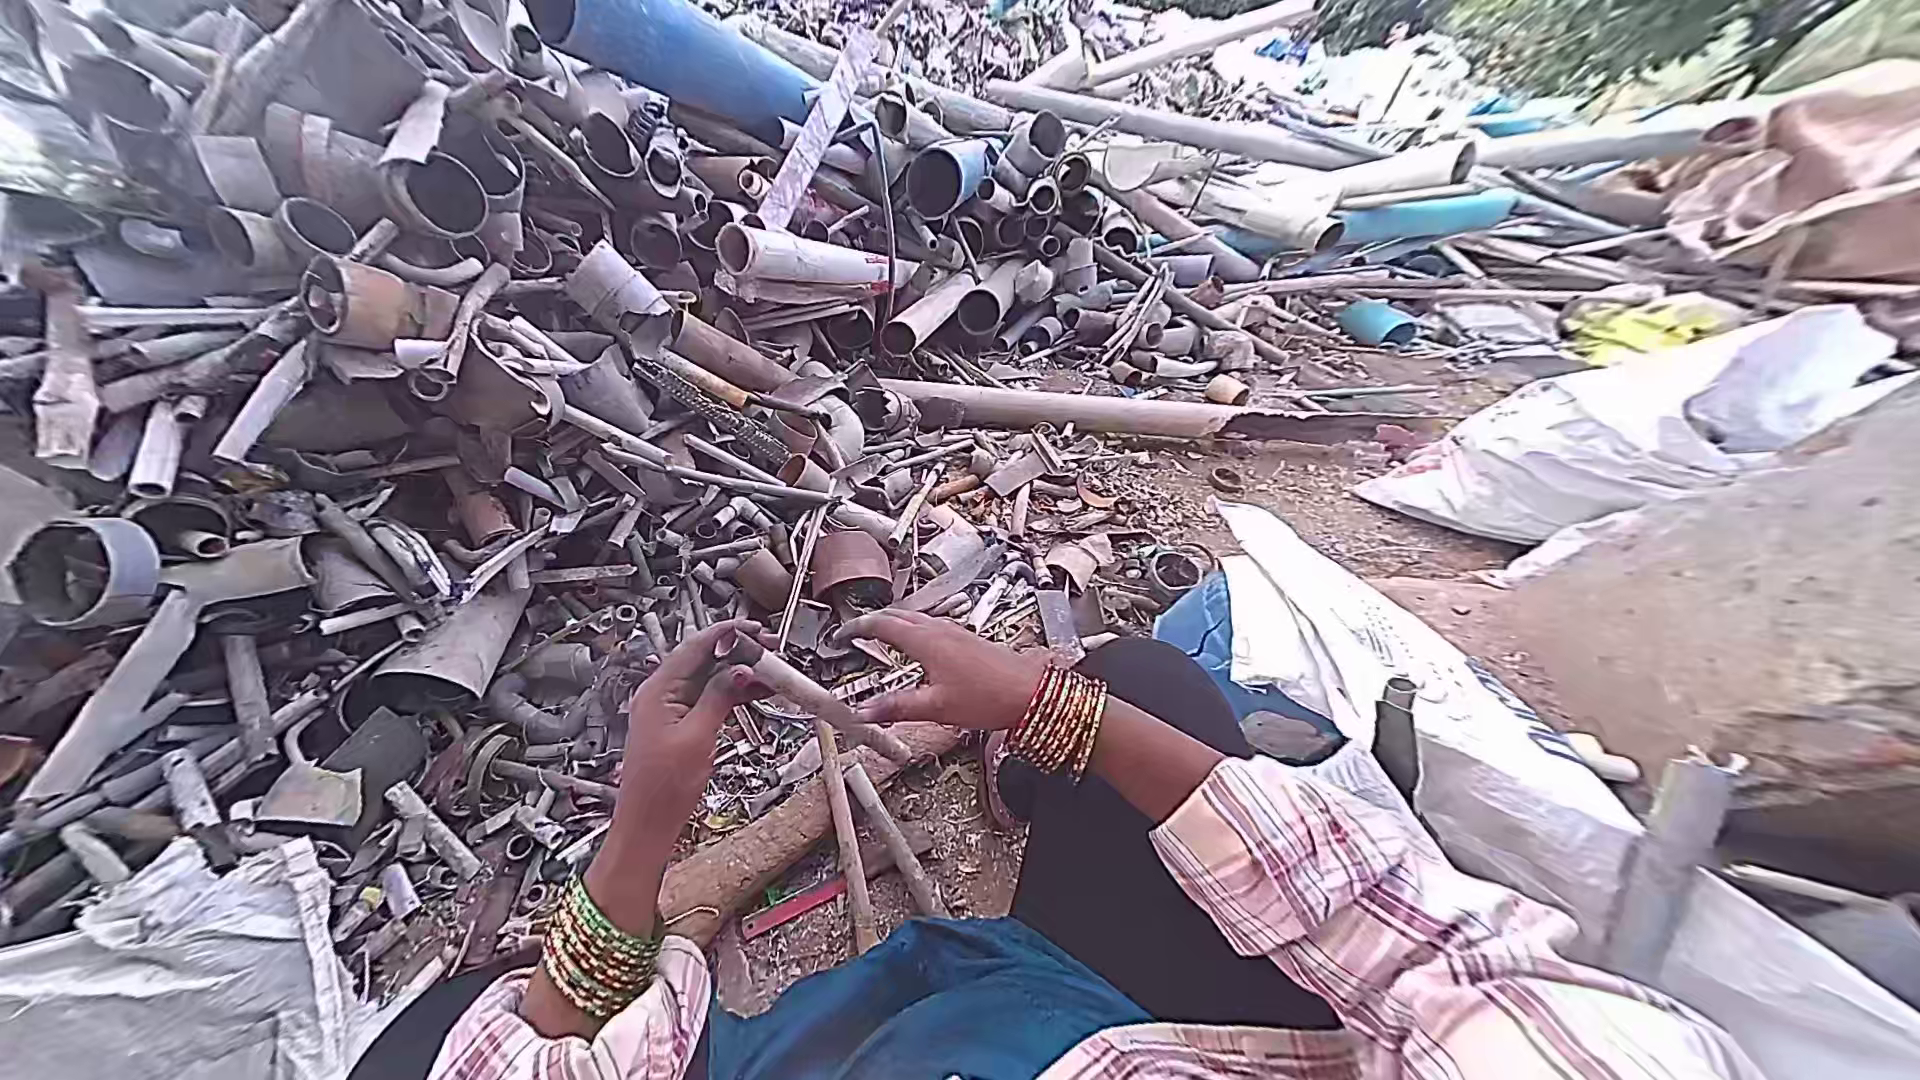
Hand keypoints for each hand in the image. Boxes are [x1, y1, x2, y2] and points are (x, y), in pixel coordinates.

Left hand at [614, 619, 763, 833]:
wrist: (650, 826)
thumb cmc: (662, 789)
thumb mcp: (697, 736)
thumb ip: (719, 697)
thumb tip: (739, 670)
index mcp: (658, 691)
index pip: (695, 647)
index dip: (728, 634)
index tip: (755, 629)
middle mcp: (664, 694)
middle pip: (707, 659)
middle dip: (740, 651)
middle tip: (770, 648)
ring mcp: (675, 708)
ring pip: (714, 677)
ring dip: (743, 672)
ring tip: (772, 669)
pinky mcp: (686, 722)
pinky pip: (715, 696)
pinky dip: (737, 692)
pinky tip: (759, 690)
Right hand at [836, 609, 1051, 729]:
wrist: (1030, 691)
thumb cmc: (989, 695)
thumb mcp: (935, 707)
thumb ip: (896, 707)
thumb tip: (865, 713)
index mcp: (926, 640)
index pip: (881, 625)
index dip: (856, 628)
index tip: (842, 635)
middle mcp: (939, 629)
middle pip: (896, 616)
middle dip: (872, 622)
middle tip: (855, 634)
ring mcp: (954, 631)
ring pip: (915, 618)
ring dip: (893, 624)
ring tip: (880, 637)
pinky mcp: (966, 638)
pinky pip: (930, 626)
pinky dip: (913, 631)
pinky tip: (917, 648)